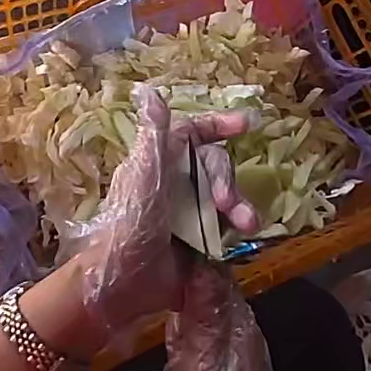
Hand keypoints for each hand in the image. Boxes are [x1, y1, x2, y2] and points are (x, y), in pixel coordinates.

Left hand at [69, 86, 257, 335]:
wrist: (125, 281)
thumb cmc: (131, 222)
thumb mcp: (144, 173)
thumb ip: (154, 133)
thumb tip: (148, 89)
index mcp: (160, 161)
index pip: (192, 133)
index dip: (217, 125)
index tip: (245, 125)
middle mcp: (176, 181)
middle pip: (214, 165)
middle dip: (226, 180)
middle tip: (225, 203)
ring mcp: (189, 211)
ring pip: (226, 195)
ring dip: (239, 206)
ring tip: (245, 224)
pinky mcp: (199, 239)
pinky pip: (226, 224)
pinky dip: (235, 227)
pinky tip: (240, 237)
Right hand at [166, 262, 298, 370]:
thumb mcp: (193, 366)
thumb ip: (192, 320)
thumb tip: (188, 274)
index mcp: (235, 321)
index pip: (214, 273)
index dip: (191, 256)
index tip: (165, 245)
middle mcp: (246, 324)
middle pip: (218, 285)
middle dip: (192, 271)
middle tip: (159, 261)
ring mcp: (247, 342)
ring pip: (219, 304)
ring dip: (196, 292)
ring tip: (164, 283)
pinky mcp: (244, 359)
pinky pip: (221, 323)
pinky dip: (202, 315)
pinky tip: (183, 321)